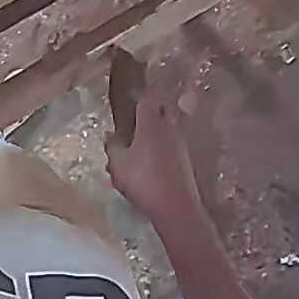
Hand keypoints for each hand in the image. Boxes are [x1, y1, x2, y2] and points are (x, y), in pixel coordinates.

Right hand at [106, 67, 201, 222]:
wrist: (176, 206)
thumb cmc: (143, 180)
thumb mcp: (118, 164)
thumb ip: (113, 146)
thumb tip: (112, 135)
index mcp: (151, 123)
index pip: (146, 98)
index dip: (137, 94)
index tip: (128, 93)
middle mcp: (169, 126)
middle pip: (162, 106)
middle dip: (151, 105)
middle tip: (136, 111)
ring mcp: (181, 142)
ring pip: (170, 123)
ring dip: (159, 123)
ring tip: (144, 132)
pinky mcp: (186, 157)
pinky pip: (173, 139)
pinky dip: (164, 139)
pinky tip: (154, 152)